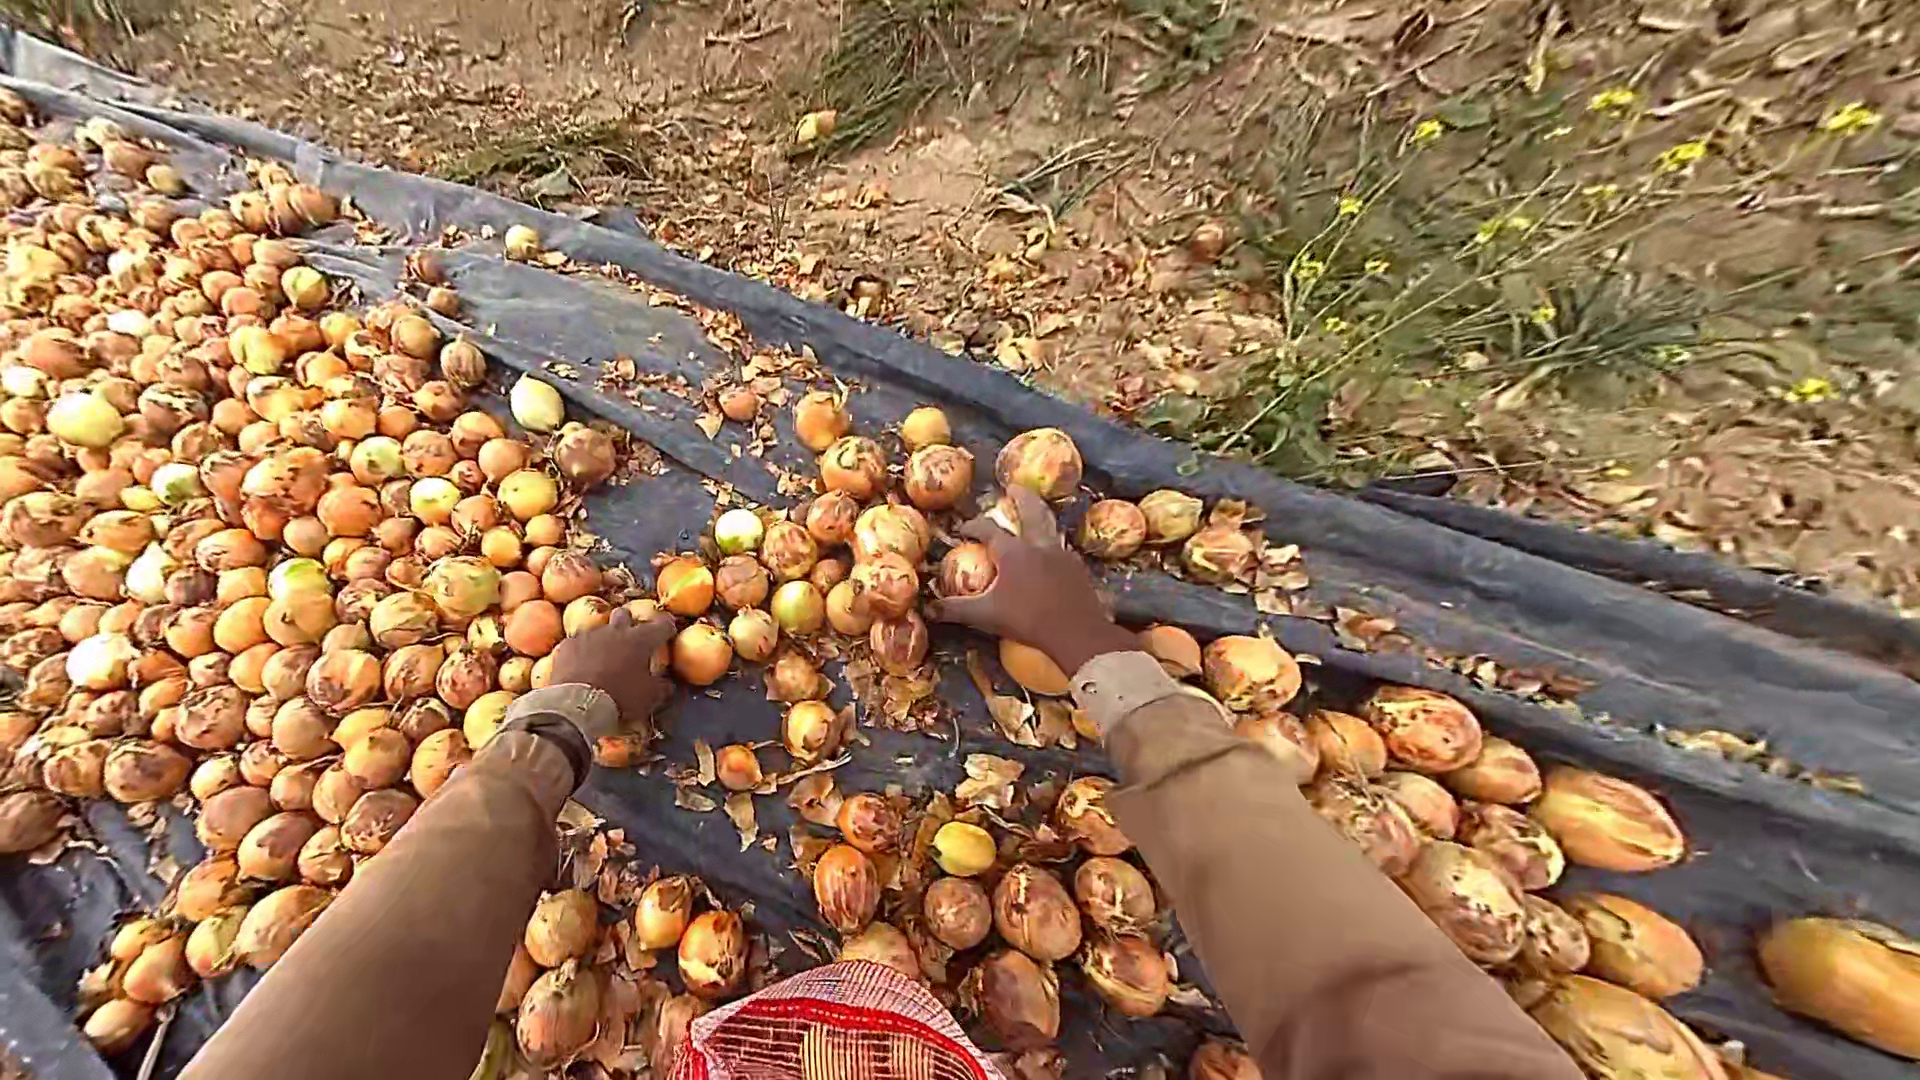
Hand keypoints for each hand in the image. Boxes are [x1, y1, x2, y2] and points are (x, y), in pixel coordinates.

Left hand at [546, 607, 677, 735]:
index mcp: (642, 639)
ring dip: (604, 639)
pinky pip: (578, 643)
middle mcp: (616, 630)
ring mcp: (588, 636)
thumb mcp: (650, 697)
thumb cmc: (620, 698)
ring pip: (599, 629)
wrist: (574, 707)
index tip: (669, 634)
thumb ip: (662, 686)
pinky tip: (580, 666)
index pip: (663, 624)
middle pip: (625, 614)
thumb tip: (667, 684)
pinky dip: (582, 652)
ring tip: (604, 656)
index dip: (668, 628)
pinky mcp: (566, 646)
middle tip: (631, 639)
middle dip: (629, 622)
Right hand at [930, 487, 1138, 673]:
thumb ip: (956, 610)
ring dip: (1041, 514)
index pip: (988, 530)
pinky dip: (1054, 543)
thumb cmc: (1027, 620)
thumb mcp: (985, 615)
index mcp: (1012, 552)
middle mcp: (1037, 546)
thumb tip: (929, 609)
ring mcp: (1061, 554)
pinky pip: (1063, 548)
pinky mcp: (1077, 568)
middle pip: (1030, 511)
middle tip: (1014, 487)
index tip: (964, 528)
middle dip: (1020, 497)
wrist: (1075, 632)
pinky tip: (1053, 551)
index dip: (973, 526)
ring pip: (1050, 525)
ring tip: (1036, 509)